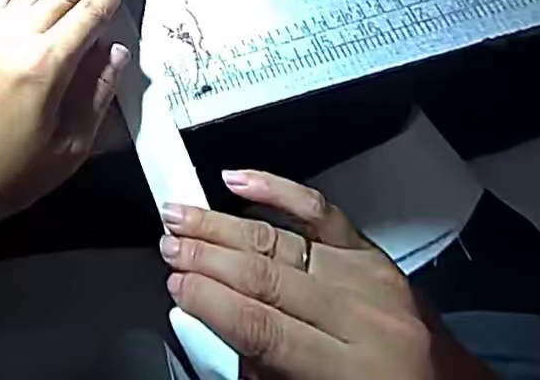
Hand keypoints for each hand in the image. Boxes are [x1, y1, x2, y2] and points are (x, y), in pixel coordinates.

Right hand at [160, 170, 491, 379]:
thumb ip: (264, 368)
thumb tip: (206, 317)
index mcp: (354, 374)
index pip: (264, 326)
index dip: (211, 302)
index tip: (174, 285)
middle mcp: (364, 320)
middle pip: (265, 275)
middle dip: (205, 257)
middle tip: (167, 245)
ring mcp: (369, 277)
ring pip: (277, 239)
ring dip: (219, 224)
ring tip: (178, 215)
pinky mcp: (371, 251)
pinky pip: (318, 209)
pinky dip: (274, 188)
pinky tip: (233, 179)